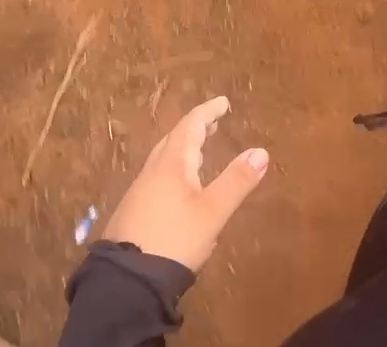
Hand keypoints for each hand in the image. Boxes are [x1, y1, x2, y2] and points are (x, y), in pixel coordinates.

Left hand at [102, 96, 268, 270]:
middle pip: (173, 140)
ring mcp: (138, 194)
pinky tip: (179, 190)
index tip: (223, 102)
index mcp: (172, 165)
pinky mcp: (132, 215)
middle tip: (213, 123)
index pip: (190, 126)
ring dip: (183, 150)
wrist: (125, 284)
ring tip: (199, 152)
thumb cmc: (174, 240)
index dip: (208, 112)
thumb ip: (237, 181)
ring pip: (162, 161)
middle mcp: (152, 173)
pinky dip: (173, 171)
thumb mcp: (213, 212)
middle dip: (194, 129)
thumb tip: (261, 151)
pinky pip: (156, 179)